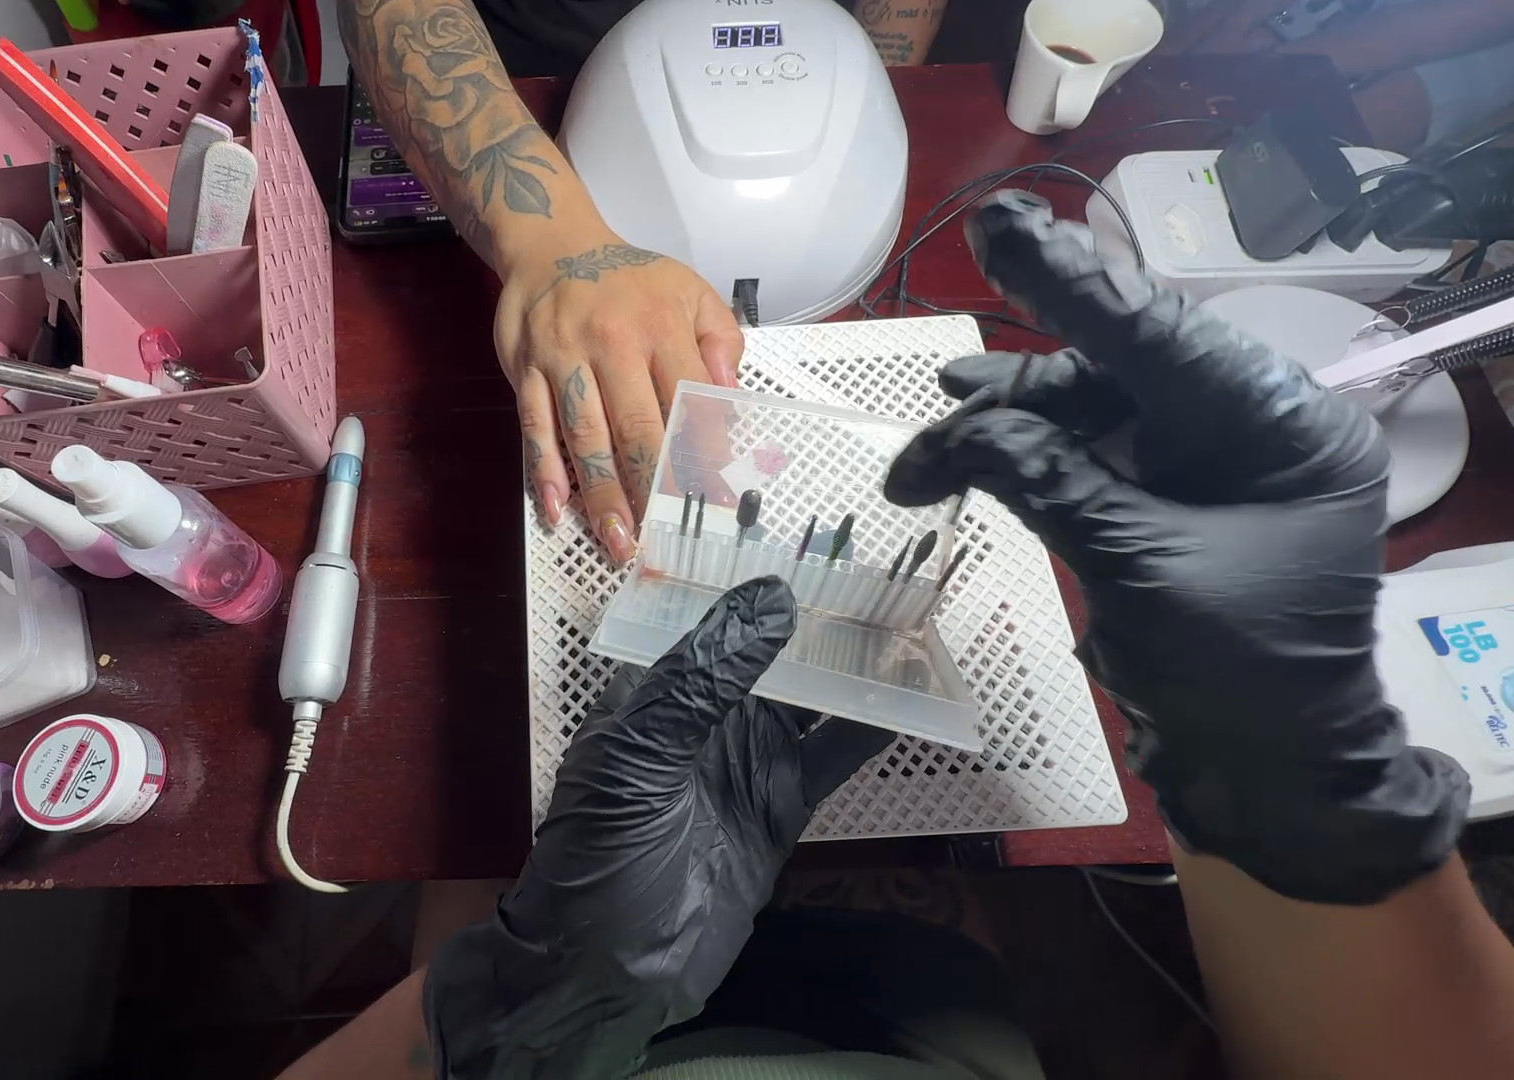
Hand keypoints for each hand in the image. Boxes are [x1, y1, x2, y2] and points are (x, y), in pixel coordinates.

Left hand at [424, 578, 891, 1075]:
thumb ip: (704, 674)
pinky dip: (871, 728)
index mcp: (661, 686)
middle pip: (771, 651)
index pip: (715, 616)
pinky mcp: (783, 804)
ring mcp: (748, 757)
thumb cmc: (602, 847)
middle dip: (818, 617)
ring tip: (908, 624)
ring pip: (810, 697)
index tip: (815, 539)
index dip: (759, 579)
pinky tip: (911, 699)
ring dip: (854, 667)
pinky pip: (833, 755)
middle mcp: (708, 712)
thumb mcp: (641, 748)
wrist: (607, 966)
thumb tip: (771, 597)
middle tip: (883, 571)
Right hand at [495, 226, 745, 561]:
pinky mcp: (526, 371)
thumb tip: (729, 396)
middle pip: (636, 427)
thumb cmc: (628, 279)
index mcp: (660, 324)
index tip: (713, 499)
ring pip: (585, 436)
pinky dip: (545, 469)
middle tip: (660, 537)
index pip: (687, 398)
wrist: (552, 246)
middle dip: (651, 488)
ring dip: (602, 493)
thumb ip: (719, 337)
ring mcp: (562, 358)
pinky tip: (558, 508)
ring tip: (617, 541)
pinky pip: (535, 427)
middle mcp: (611, 343)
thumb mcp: (688, 289)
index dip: (701, 451)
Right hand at [884, 192, 1467, 904]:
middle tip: (927, 419)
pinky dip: (1003, 451)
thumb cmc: (1230, 664)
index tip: (1002, 226)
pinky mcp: (1140, 482)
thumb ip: (1047, 483)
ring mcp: (1180, 451)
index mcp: (1269, 425)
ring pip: (1064, 410)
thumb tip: (954, 435)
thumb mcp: (1135, 565)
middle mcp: (1228, 420)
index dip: (1069, 281)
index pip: (1153, 336)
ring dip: (987, 434)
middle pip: (1096, 371)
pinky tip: (956, 445)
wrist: (1255, 747)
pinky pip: (1060, 447)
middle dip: (1003, 396)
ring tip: (919, 466)